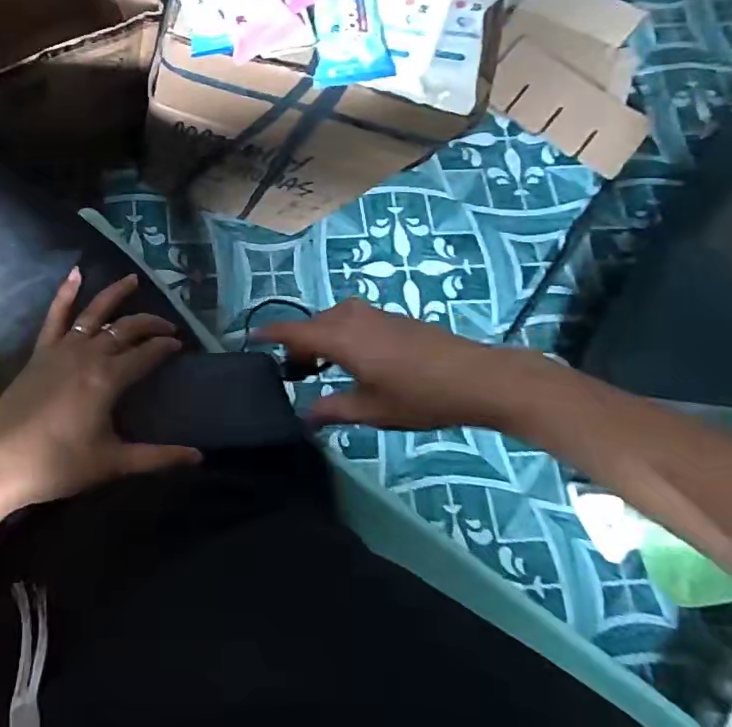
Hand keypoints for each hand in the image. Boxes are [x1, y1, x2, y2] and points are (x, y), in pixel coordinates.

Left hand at [0, 272, 200, 568]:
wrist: (0, 459)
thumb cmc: (58, 464)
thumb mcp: (112, 463)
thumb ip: (157, 457)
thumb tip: (199, 457)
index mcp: (108, 378)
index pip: (146, 354)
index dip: (165, 347)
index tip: (180, 345)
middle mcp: (87, 354)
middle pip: (125, 329)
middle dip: (150, 323)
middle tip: (169, 326)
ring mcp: (61, 349)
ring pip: (93, 313)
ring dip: (114, 294)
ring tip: (133, 279)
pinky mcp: (40, 352)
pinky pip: (55, 316)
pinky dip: (65, 293)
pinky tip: (75, 273)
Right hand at [255, 299, 565, 431]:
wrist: (482, 378)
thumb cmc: (421, 396)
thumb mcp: (372, 411)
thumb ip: (333, 410)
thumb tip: (304, 417)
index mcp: (339, 337)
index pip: (291, 330)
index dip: (268, 334)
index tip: (249, 339)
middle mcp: (350, 317)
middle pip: (311, 326)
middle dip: (298, 345)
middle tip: (295, 374)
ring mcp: (373, 314)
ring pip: (332, 322)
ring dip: (321, 340)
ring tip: (322, 369)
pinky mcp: (391, 318)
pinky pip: (351, 321)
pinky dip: (341, 336)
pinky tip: (353, 361)